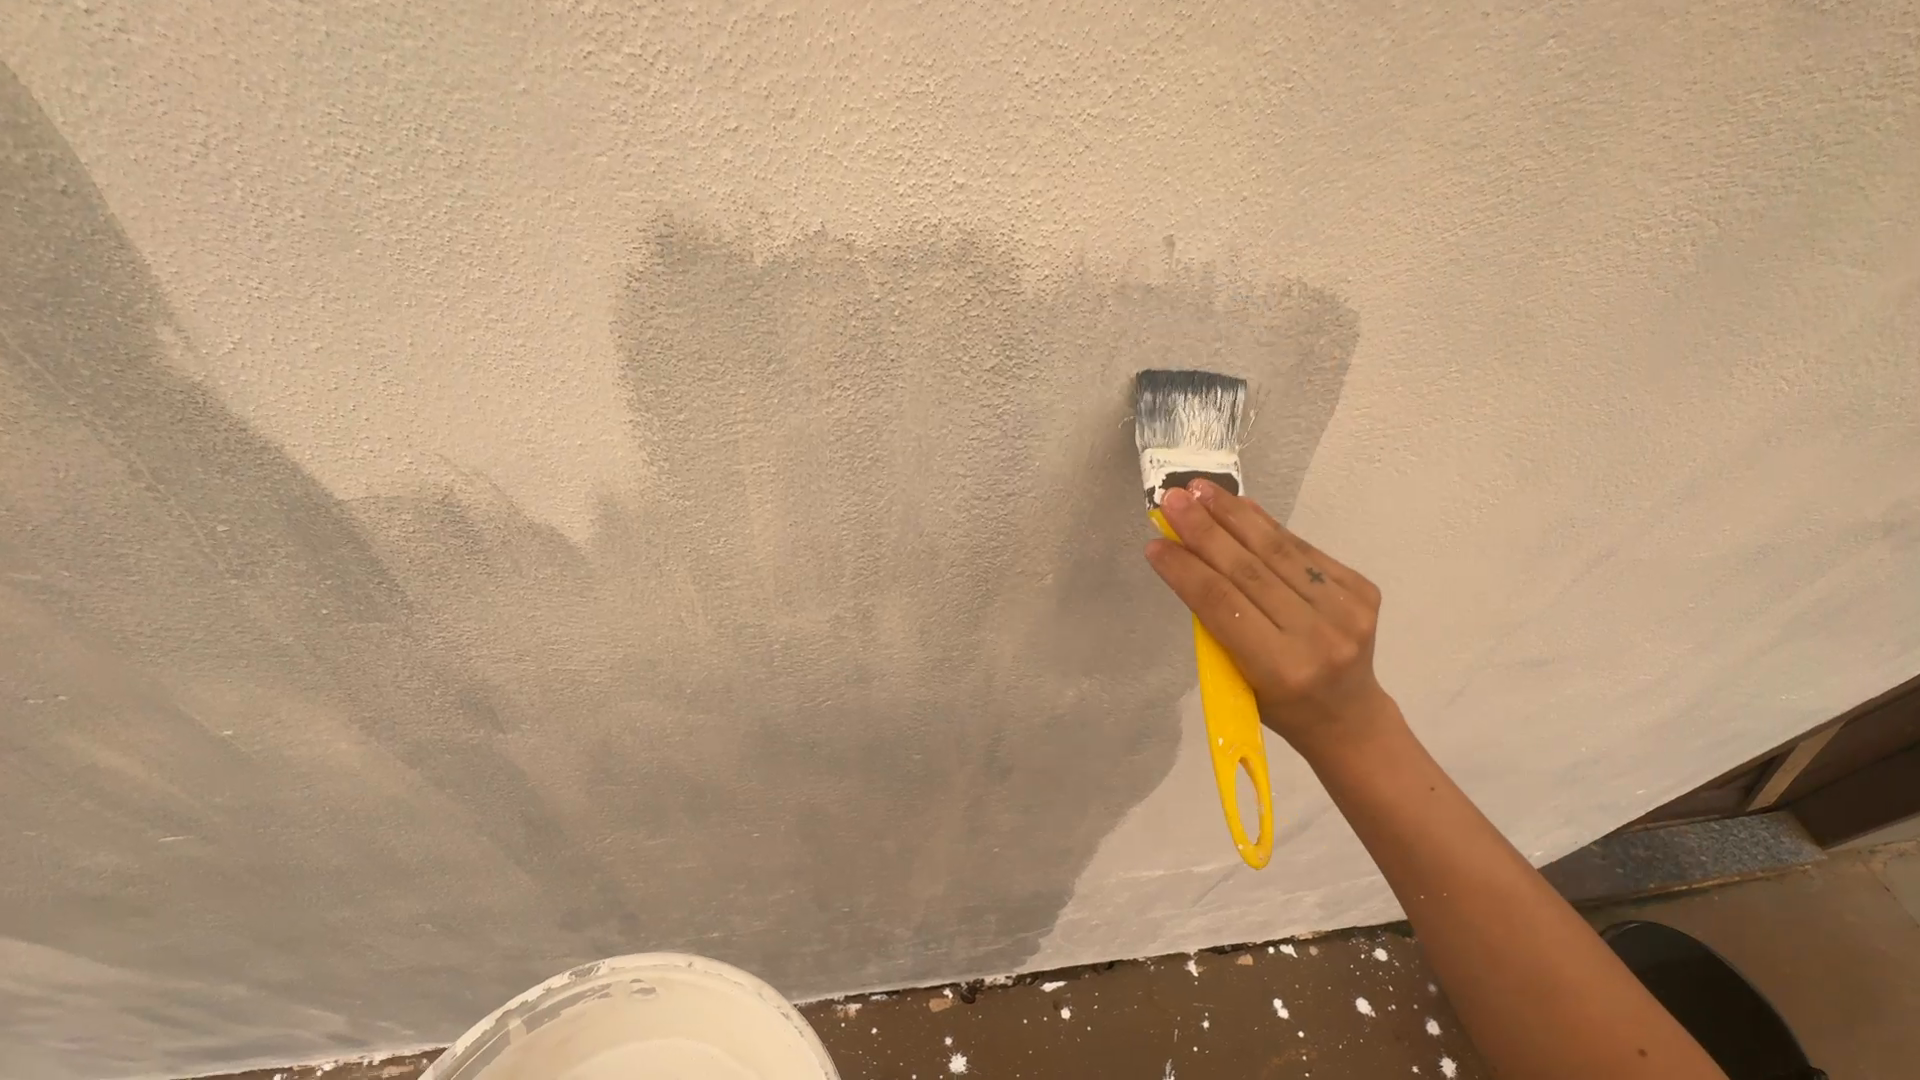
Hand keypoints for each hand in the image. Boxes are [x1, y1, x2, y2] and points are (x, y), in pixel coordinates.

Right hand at [1144, 479, 1392, 755]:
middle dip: (1204, 530)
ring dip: (1233, 515)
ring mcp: (1346, 611)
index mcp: (1281, 668)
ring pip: (1278, 550)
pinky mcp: (1362, 590)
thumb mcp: (1236, 676)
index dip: (1185, 570)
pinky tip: (1239, 507)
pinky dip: (1266, 525)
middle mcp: (1319, 637)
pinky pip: (1303, 549)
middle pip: (1249, 570)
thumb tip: (1190, 557)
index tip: (1154, 543)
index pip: (1222, 604)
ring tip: (1200, 490)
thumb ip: (1219, 621)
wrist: (1348, 714)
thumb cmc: (1277, 703)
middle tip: (1172, 499)